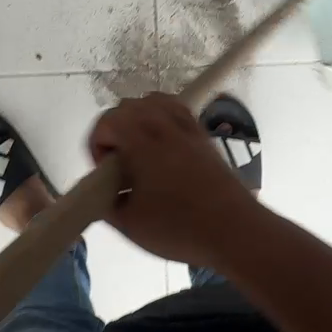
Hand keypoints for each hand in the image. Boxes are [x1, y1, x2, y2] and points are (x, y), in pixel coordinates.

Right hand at [88, 94, 264, 267]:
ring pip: (151, 102)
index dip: (97, 146)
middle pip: (125, 108)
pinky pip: (175, 108)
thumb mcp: (130, 224)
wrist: (234, 229)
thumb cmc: (179, 227)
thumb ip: (106, 204)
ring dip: (137, 120)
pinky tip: (163, 143)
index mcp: (140, 140)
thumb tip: (100, 193)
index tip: (105, 173)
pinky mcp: (201, 133)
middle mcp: (161, 123)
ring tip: (139, 153)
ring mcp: (185, 125)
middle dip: (114, 133)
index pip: (105, 122)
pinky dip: (162, 116)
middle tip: (119, 168)